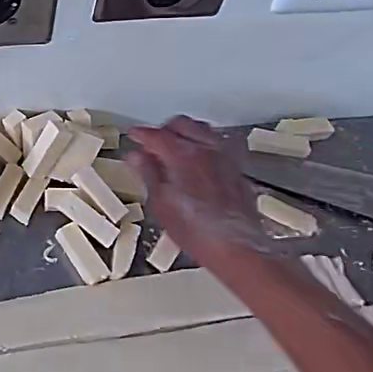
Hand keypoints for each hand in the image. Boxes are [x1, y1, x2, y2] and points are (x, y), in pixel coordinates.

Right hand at [126, 117, 276, 265]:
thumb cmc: (198, 231)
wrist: (235, 247)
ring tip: (176, 147)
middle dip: (164, 130)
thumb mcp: (160, 204)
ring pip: (203, 130)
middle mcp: (206, 149)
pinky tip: (201, 159)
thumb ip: (148, 174)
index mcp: (183, 155)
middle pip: (181, 124)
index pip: (156, 134)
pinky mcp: (237, 169)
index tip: (134, 135)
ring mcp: (225, 158)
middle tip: (152, 143)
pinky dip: (206, 145)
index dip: (141, 133)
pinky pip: (220, 144)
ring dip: (187, 133)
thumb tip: (136, 158)